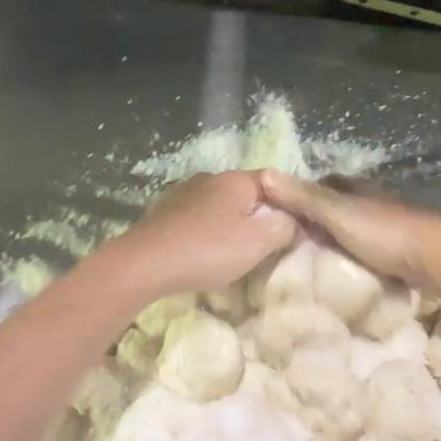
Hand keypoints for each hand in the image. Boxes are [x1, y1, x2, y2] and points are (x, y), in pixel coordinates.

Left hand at [107, 171, 298, 296]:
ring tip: (234, 252)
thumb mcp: (258, 242)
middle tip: (266, 245)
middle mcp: (210, 177)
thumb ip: (284, 227)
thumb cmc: (208, 250)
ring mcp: (183, 192)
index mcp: (236, 180)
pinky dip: (205, 231)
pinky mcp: (164, 211)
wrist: (145, 263)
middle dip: (257, 215)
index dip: (288, 204)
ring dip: (229, 224)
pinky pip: (196, 218)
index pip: (274, 182)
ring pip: (219, 206)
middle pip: (245, 194)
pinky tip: (203, 252)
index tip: (295, 229)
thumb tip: (293, 220)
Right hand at [256, 170, 440, 286]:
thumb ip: (303, 198)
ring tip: (314, 256)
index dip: (301, 194)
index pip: (322, 184)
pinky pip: (369, 247)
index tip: (280, 210)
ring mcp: (388, 224)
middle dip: (319, 216)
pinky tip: (345, 267)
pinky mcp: (400, 248)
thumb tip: (264, 175)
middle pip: (339, 205)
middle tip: (293, 237)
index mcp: (355, 189)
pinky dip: (355, 253)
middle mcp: (371, 201)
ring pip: (355, 226)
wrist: (435, 256)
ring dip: (338, 236)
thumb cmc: (383, 231)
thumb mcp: (337, 213)